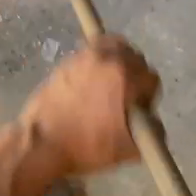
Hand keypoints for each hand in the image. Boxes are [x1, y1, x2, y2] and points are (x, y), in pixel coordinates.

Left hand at [20, 34, 159, 174]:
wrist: (43, 142)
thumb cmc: (87, 146)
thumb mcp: (129, 149)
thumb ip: (152, 133)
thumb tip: (153, 122)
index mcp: (126, 76)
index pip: (151, 78)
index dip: (149, 96)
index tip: (140, 109)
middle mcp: (107, 58)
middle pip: (133, 56)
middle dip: (135, 73)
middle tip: (127, 94)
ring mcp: (84, 56)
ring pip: (111, 46)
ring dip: (116, 59)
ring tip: (110, 81)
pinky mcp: (66, 60)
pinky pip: (90, 51)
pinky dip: (96, 60)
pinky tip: (90, 81)